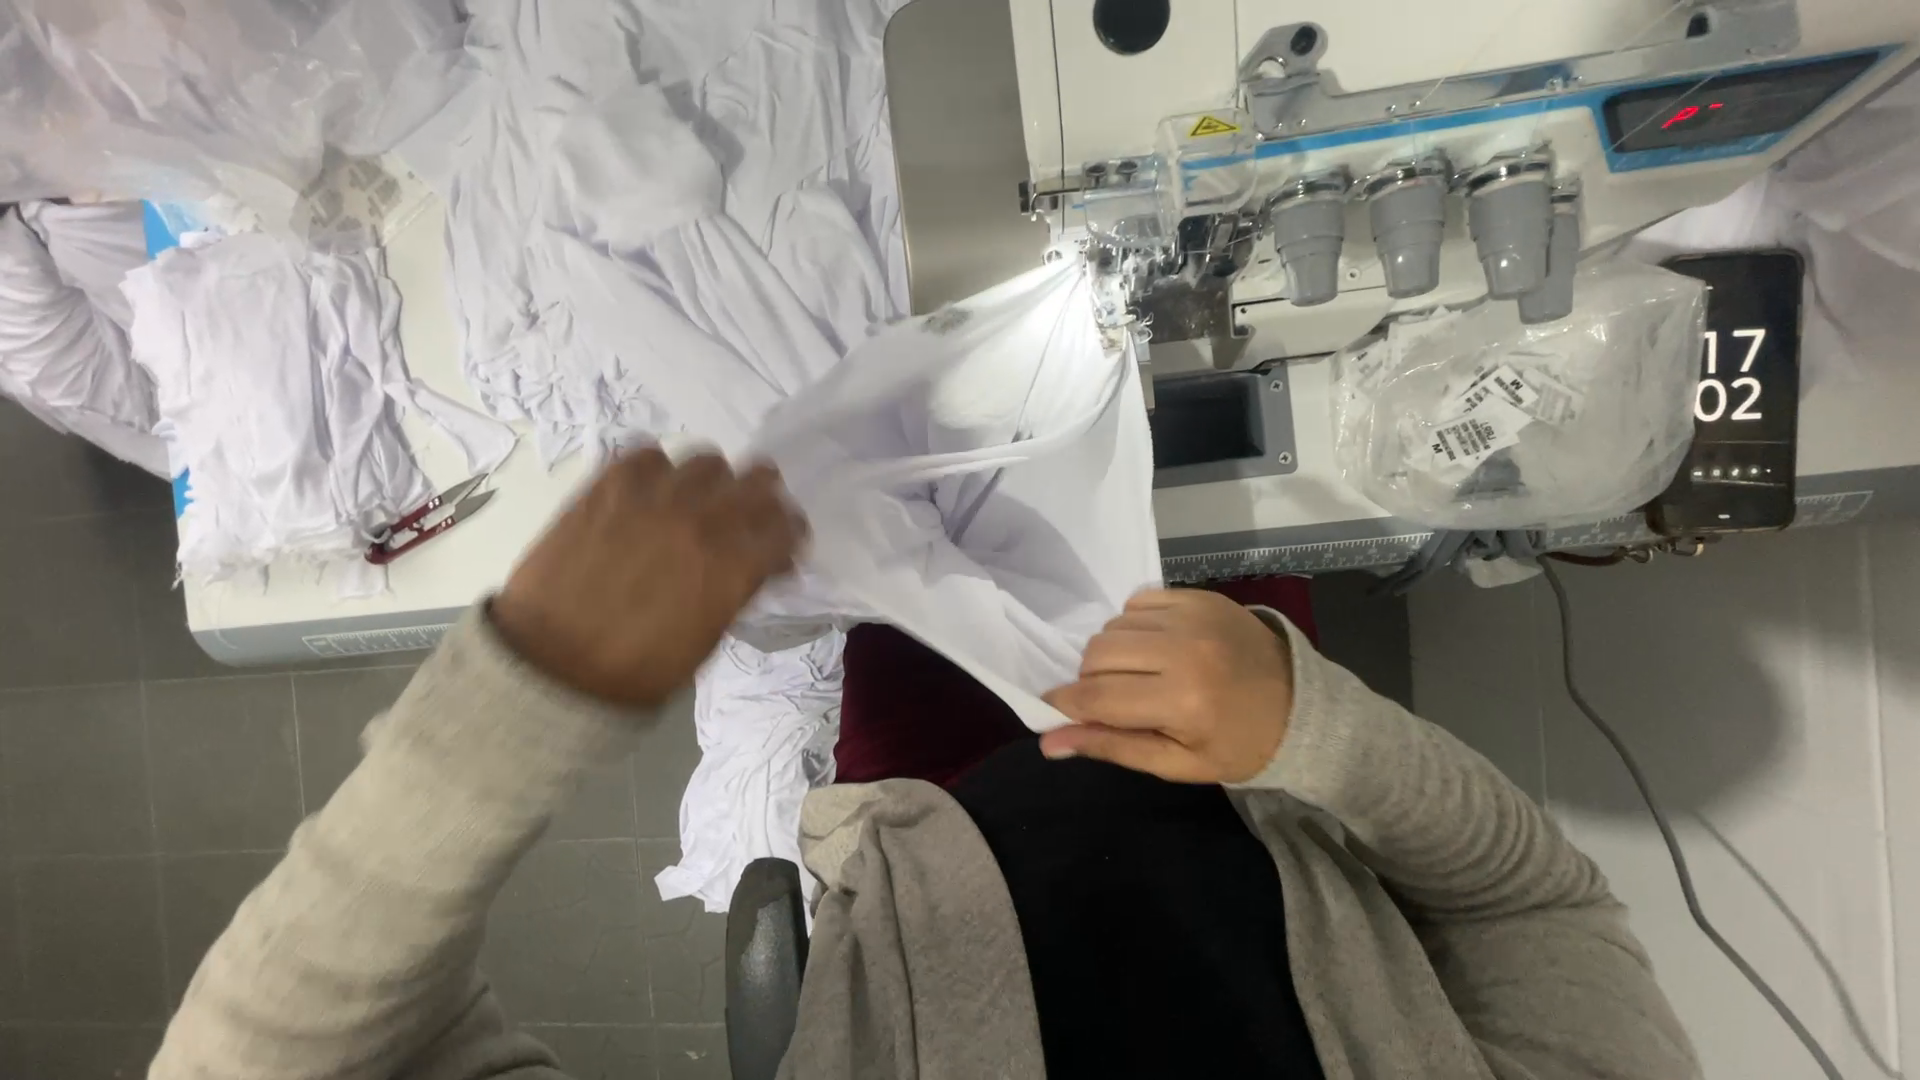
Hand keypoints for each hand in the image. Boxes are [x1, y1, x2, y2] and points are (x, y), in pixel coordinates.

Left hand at [491, 449, 805, 708]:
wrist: (554, 665)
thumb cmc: (638, 669)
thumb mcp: (709, 638)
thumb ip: (739, 590)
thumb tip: (759, 566)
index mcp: (735, 566)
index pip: (787, 528)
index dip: (792, 533)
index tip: (786, 542)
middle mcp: (704, 522)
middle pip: (760, 480)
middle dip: (766, 497)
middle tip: (754, 511)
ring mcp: (656, 498)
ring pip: (709, 460)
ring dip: (715, 480)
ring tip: (700, 497)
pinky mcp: (609, 487)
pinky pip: (648, 453)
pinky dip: (659, 468)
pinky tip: (653, 490)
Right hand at [1040, 589, 1293, 783]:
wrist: (1301, 706)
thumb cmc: (1236, 745)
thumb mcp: (1176, 762)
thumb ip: (1111, 747)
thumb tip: (1049, 742)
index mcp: (1183, 701)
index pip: (1097, 697)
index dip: (1065, 704)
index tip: (1052, 709)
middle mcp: (1184, 650)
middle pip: (1096, 654)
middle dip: (1091, 679)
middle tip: (1116, 698)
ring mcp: (1193, 615)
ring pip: (1112, 626)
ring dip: (1113, 652)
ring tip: (1142, 672)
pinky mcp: (1199, 596)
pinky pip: (1136, 600)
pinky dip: (1133, 623)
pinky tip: (1156, 645)